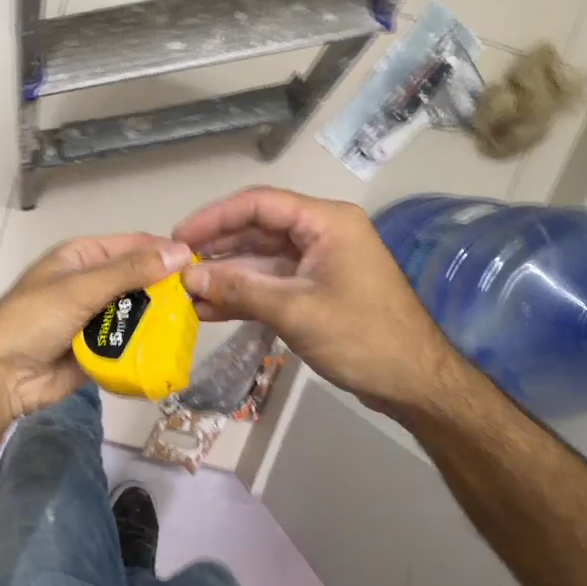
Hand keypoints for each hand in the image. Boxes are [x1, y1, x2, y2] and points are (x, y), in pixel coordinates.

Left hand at [0, 234, 193, 418]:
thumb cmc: (31, 321)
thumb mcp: (79, 289)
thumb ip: (128, 272)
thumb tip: (179, 253)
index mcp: (81, 259)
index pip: (131, 246)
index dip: (163, 253)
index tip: (198, 264)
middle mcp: (90, 285)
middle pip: (138, 282)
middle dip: (165, 292)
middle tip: (199, 302)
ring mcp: (93, 320)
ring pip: (137, 316)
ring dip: (157, 322)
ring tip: (189, 329)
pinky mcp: (96, 352)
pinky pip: (127, 346)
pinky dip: (143, 349)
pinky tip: (169, 354)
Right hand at [173, 187, 463, 414]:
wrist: (412, 381)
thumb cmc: (361, 337)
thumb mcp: (295, 310)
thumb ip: (240, 289)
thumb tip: (188, 276)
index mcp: (326, 223)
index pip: (260, 204)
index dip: (215, 217)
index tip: (179, 236)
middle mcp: (321, 235)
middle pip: (256, 229)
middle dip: (215, 248)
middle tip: (174, 265)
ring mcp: (316, 265)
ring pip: (258, 259)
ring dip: (223, 275)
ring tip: (182, 291)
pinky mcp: (313, 291)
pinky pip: (268, 284)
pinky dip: (240, 295)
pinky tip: (206, 309)